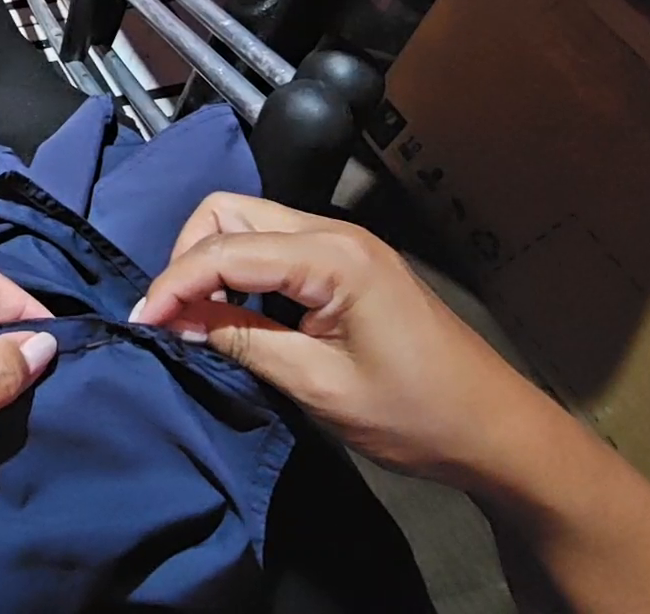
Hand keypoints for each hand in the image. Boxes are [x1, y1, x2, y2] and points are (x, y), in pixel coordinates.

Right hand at [131, 193, 551, 483]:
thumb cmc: (419, 416)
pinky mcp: (342, 258)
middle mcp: (331, 232)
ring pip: (242, 220)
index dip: (174, 283)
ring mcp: (339, 241)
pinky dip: (237, 266)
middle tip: (178, 312)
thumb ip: (239, 339)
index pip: (223, 250)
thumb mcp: (318, 385)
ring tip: (201, 313)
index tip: (144, 321)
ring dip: (210, 259)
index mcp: (332, 257)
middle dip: (188, 256)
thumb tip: (174, 319)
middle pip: (225, 211)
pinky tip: (238, 307)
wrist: (505, 437)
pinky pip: (266, 241)